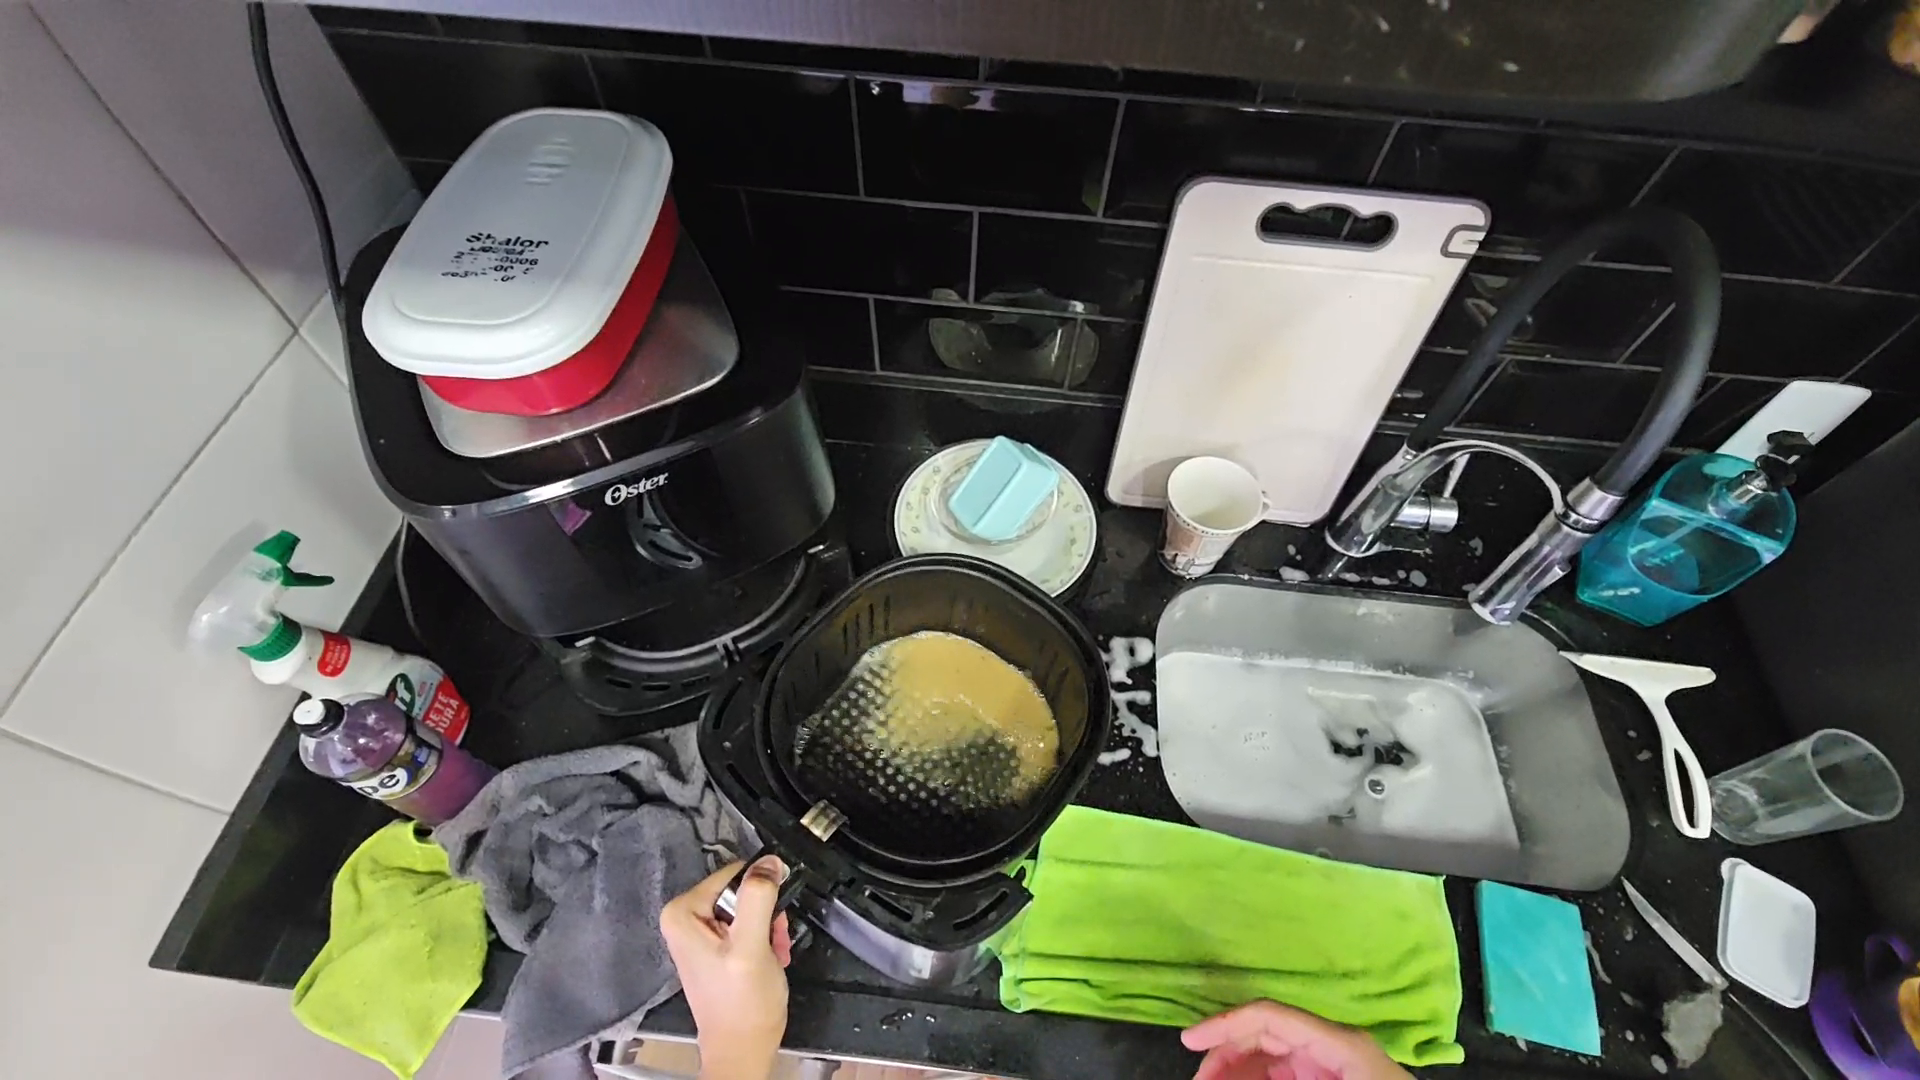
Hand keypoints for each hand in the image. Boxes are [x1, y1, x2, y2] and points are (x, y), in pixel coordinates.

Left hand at [660, 857, 794, 1079]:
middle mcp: (685, 917)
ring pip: (750, 905)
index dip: (759, 893)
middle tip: (773, 939)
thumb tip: (770, 860)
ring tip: (773, 953)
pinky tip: (770, 958)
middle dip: (766, 913)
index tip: (770, 921)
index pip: (734, 873)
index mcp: (682, 913)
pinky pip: (748, 922)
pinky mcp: (716, 945)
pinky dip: (765, 937)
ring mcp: (700, 932)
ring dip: (769, 926)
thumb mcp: (751, 946)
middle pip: (741, 890)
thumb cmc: (742, 1004)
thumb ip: (758, 898)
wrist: (743, 1051)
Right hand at [1183, 1001, 1409, 1079]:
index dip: (1223, 1024)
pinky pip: (1283, 1074)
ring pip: (1270, 1057)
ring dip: (1238, 1070)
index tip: (1188, 1043)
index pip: (1267, 1015)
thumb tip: (1223, 1077)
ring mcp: (1332, 1064)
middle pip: (1264, 1034)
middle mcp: (1330, 1044)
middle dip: (1226, 1054)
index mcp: (1336, 1041)